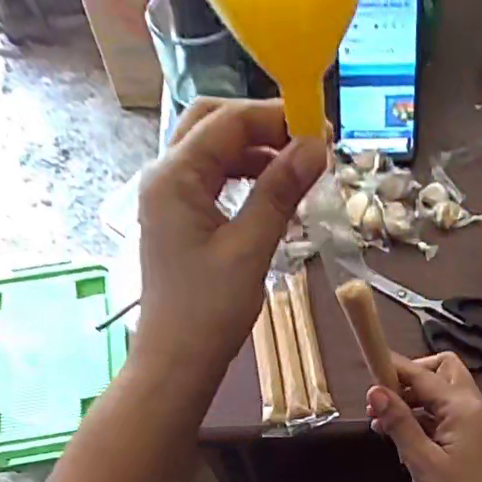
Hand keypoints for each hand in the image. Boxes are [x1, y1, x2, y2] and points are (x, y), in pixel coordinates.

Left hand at [135, 99, 325, 367]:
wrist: (176, 363)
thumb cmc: (208, 312)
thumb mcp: (249, 249)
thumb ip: (279, 193)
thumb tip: (314, 147)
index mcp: (173, 177)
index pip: (227, 122)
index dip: (274, 118)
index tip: (318, 129)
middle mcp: (163, 179)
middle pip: (212, 126)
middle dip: (260, 129)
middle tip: (304, 145)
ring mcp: (167, 202)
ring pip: (212, 155)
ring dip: (253, 156)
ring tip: (295, 174)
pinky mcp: (177, 224)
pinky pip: (211, 184)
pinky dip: (242, 182)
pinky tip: (271, 198)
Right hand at [366, 353, 481, 481]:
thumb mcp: (422, 460)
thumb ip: (399, 423)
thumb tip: (374, 391)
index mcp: (462, 406)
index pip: (422, 374)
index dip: (393, 369)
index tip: (366, 370)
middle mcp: (472, 404)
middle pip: (441, 369)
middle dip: (410, 377)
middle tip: (384, 401)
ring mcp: (474, 418)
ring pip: (441, 390)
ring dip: (413, 399)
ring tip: (384, 424)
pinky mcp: (472, 433)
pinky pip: (445, 411)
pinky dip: (423, 415)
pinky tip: (402, 437)